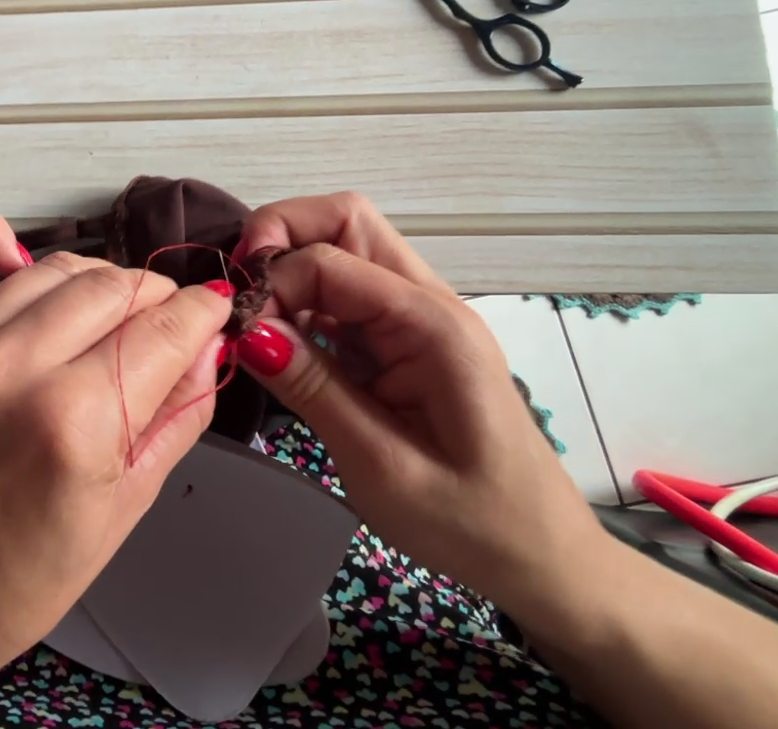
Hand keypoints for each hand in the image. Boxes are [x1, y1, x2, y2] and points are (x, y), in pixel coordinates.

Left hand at [0, 213, 232, 705]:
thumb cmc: (14, 576)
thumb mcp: (127, 508)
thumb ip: (179, 412)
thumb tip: (207, 344)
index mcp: (73, 423)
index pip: (165, 328)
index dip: (204, 314)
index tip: (214, 311)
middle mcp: (13, 368)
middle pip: (116, 286)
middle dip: (158, 299)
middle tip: (166, 327)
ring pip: (57, 266)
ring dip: (97, 282)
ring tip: (108, 320)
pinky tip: (17, 258)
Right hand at [228, 193, 611, 628]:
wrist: (541, 558)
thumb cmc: (470, 523)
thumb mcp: (380, 466)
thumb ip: (311, 388)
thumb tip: (244, 328)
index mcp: (431, 326)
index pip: (328, 260)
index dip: (271, 282)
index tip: (237, 333)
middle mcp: (427, 302)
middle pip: (343, 220)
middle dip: (279, 235)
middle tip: (240, 295)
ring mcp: (417, 317)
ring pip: (341, 247)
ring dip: (289, 268)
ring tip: (255, 324)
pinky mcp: (403, 340)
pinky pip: (343, 293)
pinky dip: (302, 302)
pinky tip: (283, 344)